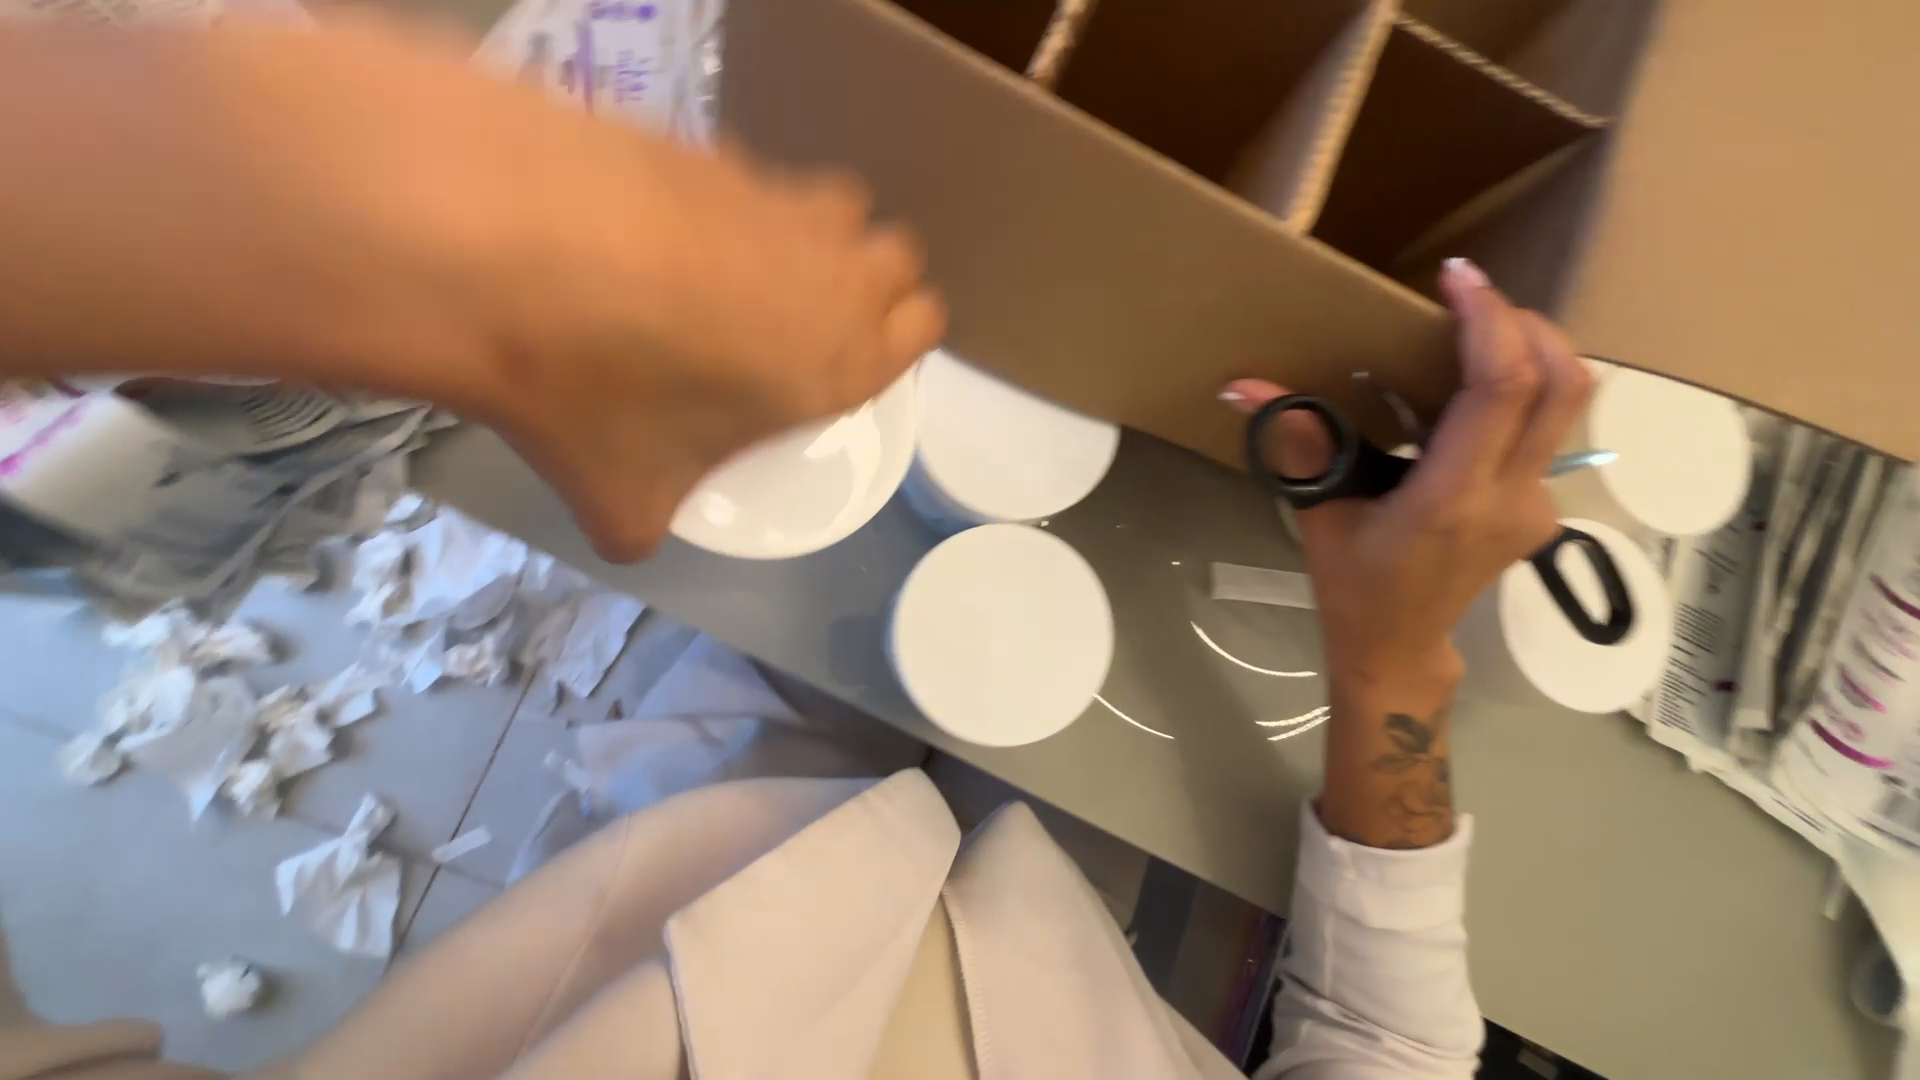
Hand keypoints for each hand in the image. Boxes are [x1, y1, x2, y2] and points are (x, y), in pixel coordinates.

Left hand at [2, 19, 942, 560]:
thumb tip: (629, 536)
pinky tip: (673, 228)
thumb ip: (646, 522)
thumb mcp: (625, 495)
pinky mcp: (714, 147)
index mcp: (841, 359)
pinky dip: (740, 202)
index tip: (863, 356)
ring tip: (760, 265)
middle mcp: (830, 273)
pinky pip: (758, 174)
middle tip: (818, 312)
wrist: (498, 248)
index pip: (923, 327)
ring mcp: (775, 201)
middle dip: (875, 280)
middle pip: (900, 256)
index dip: (903, 339)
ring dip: (823, 231)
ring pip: (843, 204)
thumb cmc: (599, 391)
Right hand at [1221, 258, 1592, 689]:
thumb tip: (1242, 386)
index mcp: (1453, 499)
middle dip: (1525, 324)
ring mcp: (1541, 504)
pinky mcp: (1544, 506)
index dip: (1488, 321)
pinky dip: (1523, 391)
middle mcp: (1514, 496)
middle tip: (1470, 300)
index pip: (1501, 389)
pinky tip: (1471, 397)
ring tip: (1477, 334)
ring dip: (1534, 352)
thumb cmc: (1353, 587)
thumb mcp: (1318, 514)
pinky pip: (1550, 430)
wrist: (1400, 648)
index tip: (1457, 277)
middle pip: (1564, 382)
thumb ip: (1295, 444)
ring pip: (1570, 403)